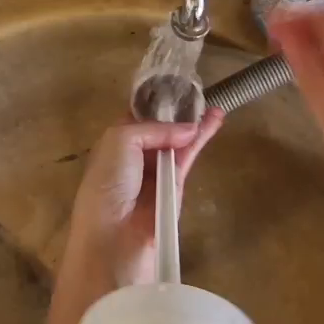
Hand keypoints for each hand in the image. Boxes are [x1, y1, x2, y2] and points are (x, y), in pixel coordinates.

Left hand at [60, 109, 225, 289]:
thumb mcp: (119, 141)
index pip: (137, 115)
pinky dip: (201, 138)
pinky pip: (188, 156)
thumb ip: (154, 128)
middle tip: (199, 92)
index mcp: (114, 141)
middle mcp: (134, 154)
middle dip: (178, 110)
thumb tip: (189, 130)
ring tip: (216, 103)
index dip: (155, 100)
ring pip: (177, 140)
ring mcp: (156, 171)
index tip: (175, 84)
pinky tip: (214, 120)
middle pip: (161, 127)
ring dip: (195, 122)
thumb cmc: (108, 183)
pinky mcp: (176, 187)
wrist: (114, 240)